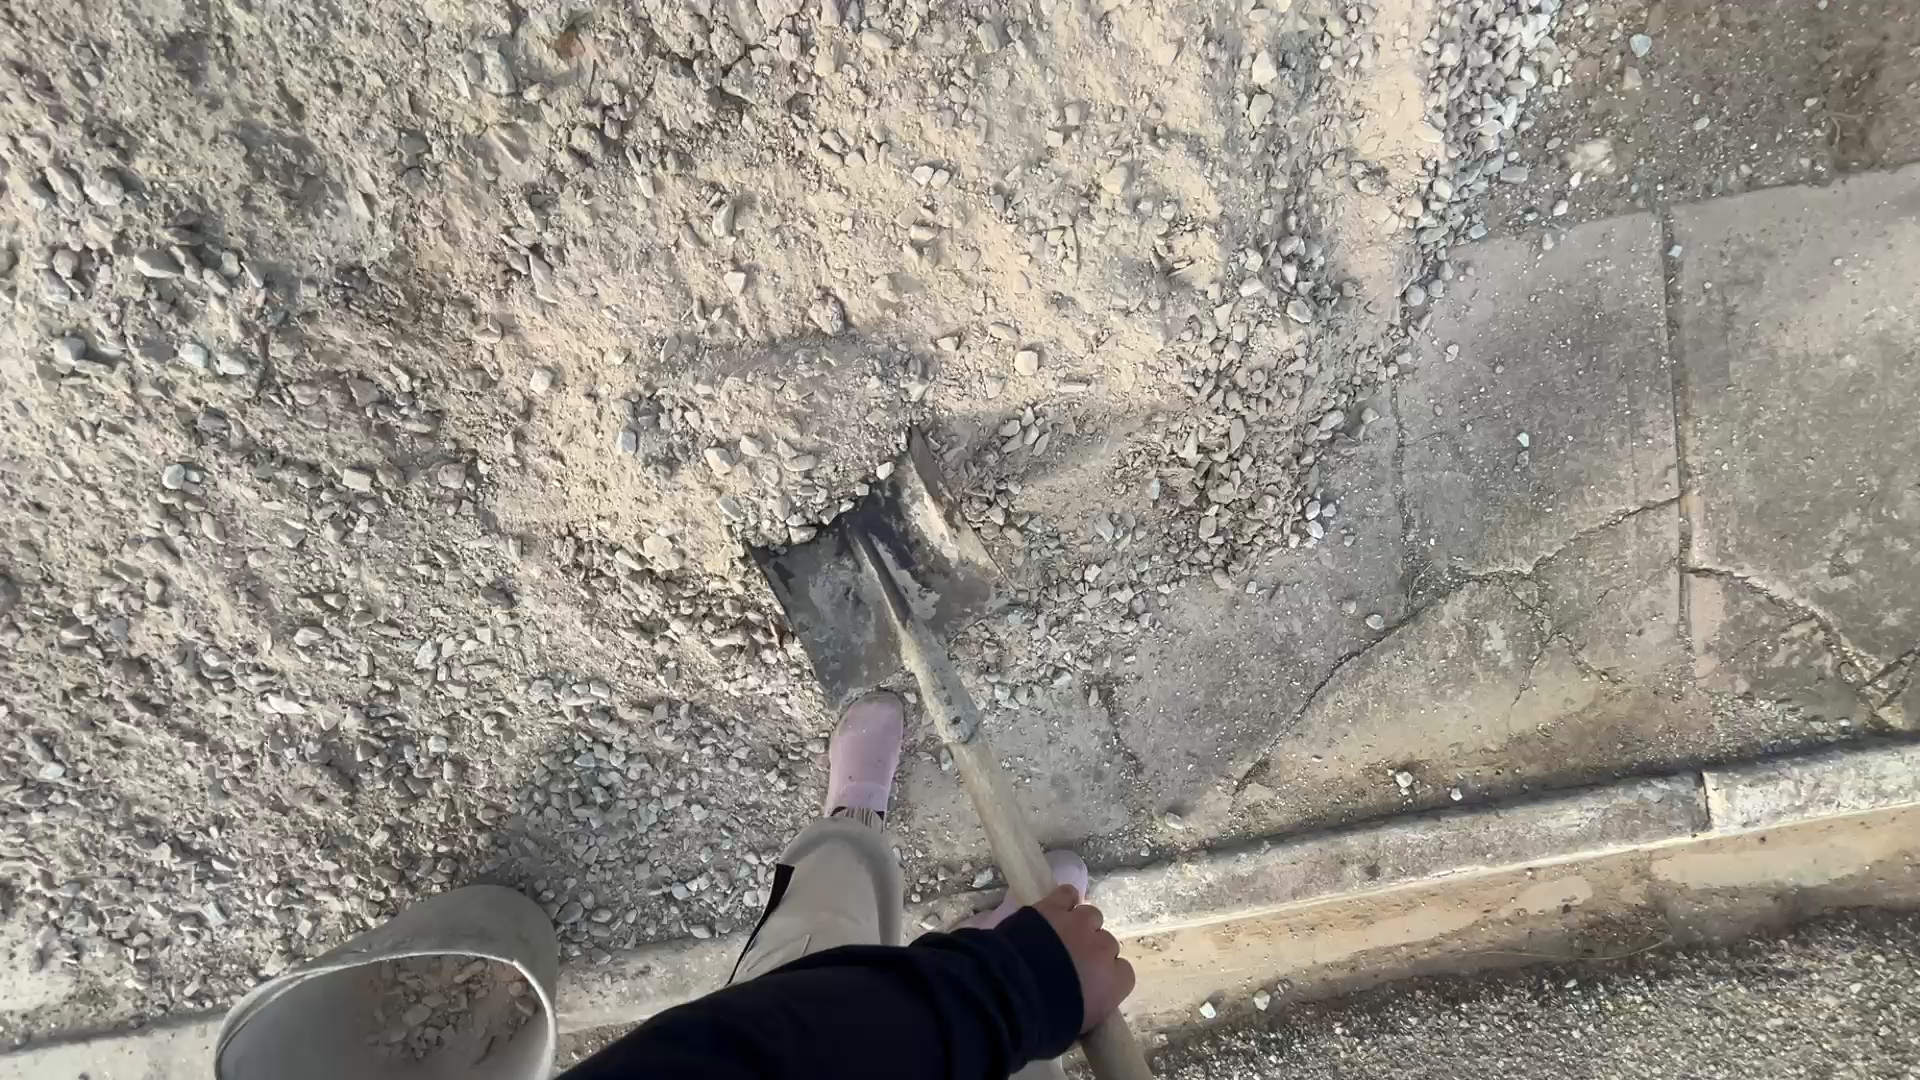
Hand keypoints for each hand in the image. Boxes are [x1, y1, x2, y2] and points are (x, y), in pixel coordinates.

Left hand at [1031, 884, 1134, 1032]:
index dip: (1109, 976)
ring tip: (1064, 934)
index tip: (1094, 982)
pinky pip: (1068, 893)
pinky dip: (1066, 899)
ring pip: (1091, 915)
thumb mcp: (1074, 1029)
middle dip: (1093, 950)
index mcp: (1112, 983)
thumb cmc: (1045, 1021)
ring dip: (1081, 924)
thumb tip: (1082, 1004)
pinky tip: (1059, 906)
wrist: (1012, 992)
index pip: (1124, 972)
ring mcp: (1077, 923)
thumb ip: (1087, 1009)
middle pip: (1106, 942)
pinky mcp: (1054, 906)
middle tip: (1073, 960)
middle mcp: (1101, 949)